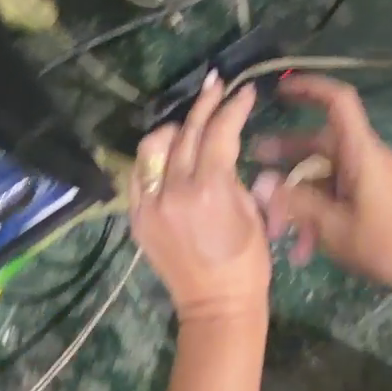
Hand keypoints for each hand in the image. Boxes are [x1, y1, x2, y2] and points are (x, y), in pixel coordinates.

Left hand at [130, 72, 270, 324]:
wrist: (216, 306)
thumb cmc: (247, 264)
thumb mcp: (254, 214)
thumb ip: (232, 178)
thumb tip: (221, 154)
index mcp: (209, 190)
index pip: (219, 134)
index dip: (232, 108)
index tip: (243, 91)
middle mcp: (173, 191)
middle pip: (186, 134)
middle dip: (205, 106)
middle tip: (216, 85)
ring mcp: (150, 204)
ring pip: (153, 148)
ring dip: (173, 128)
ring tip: (189, 122)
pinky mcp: (137, 218)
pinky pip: (139, 175)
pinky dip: (153, 158)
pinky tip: (167, 152)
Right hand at [249, 74, 391, 294]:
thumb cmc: (385, 244)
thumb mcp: (333, 226)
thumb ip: (295, 202)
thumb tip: (260, 181)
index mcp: (360, 152)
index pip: (338, 101)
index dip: (309, 87)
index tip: (279, 91)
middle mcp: (364, 157)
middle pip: (319, 143)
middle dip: (285, 158)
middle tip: (254, 166)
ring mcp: (368, 178)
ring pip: (322, 175)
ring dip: (298, 200)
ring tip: (274, 228)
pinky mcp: (370, 197)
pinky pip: (334, 195)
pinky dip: (316, 214)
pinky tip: (302, 249)